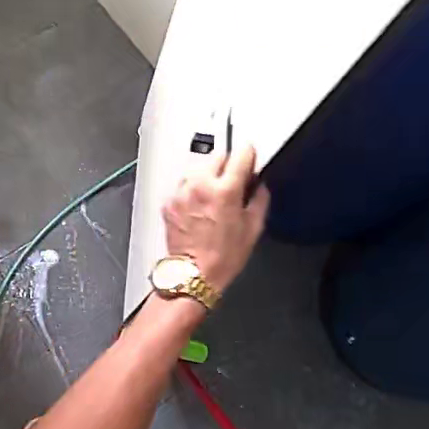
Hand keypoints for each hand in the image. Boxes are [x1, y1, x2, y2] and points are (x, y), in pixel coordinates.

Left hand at [163, 144, 270, 292]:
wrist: (193, 275)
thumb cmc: (222, 257)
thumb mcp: (253, 228)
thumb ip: (259, 199)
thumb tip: (259, 186)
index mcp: (225, 190)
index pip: (242, 153)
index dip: (249, 155)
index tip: (250, 159)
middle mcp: (201, 186)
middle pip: (217, 155)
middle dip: (227, 165)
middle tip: (232, 183)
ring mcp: (182, 192)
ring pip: (198, 169)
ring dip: (208, 177)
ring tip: (214, 199)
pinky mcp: (169, 202)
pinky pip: (184, 186)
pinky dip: (192, 191)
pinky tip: (199, 208)